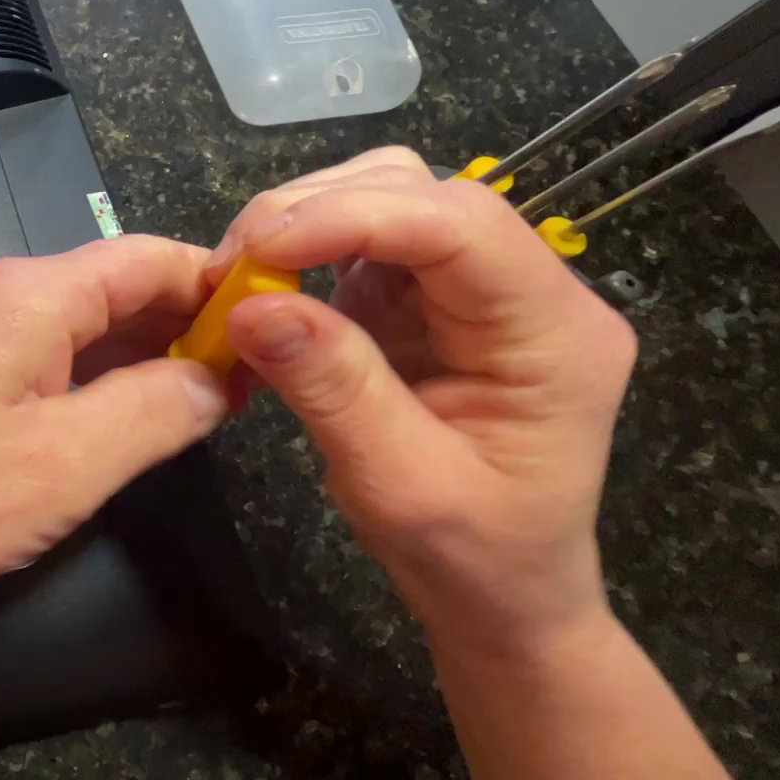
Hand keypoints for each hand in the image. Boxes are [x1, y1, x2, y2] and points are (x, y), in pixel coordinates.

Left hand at [0, 235, 227, 598]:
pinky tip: (122, 412)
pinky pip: (47, 348)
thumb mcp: (69, 462)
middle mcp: (2, 291)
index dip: (217, 286)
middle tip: (244, 383)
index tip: (271, 331)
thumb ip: (156, 410)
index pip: (150, 258)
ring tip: (198, 403)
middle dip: (184, 326)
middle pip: (117, 285)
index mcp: (32, 294)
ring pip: (84, 320)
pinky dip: (94, 373)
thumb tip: (214, 377)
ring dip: (141, 354)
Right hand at [207, 148, 636, 656]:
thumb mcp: (397, 483)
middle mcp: (517, 289)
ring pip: (383, 196)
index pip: (458, 225)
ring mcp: (462, 288)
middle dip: (313, 209)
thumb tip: (250, 305)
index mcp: (549, 332)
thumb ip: (333, 389)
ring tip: (238, 267)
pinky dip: (297, 244)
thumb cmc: (466, 550)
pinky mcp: (415, 298)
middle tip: (230, 264)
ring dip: (300, 216)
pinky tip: (261, 278)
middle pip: (418, 190)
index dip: (352, 217)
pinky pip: (354, 239)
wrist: (494, 588)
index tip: (257, 252)